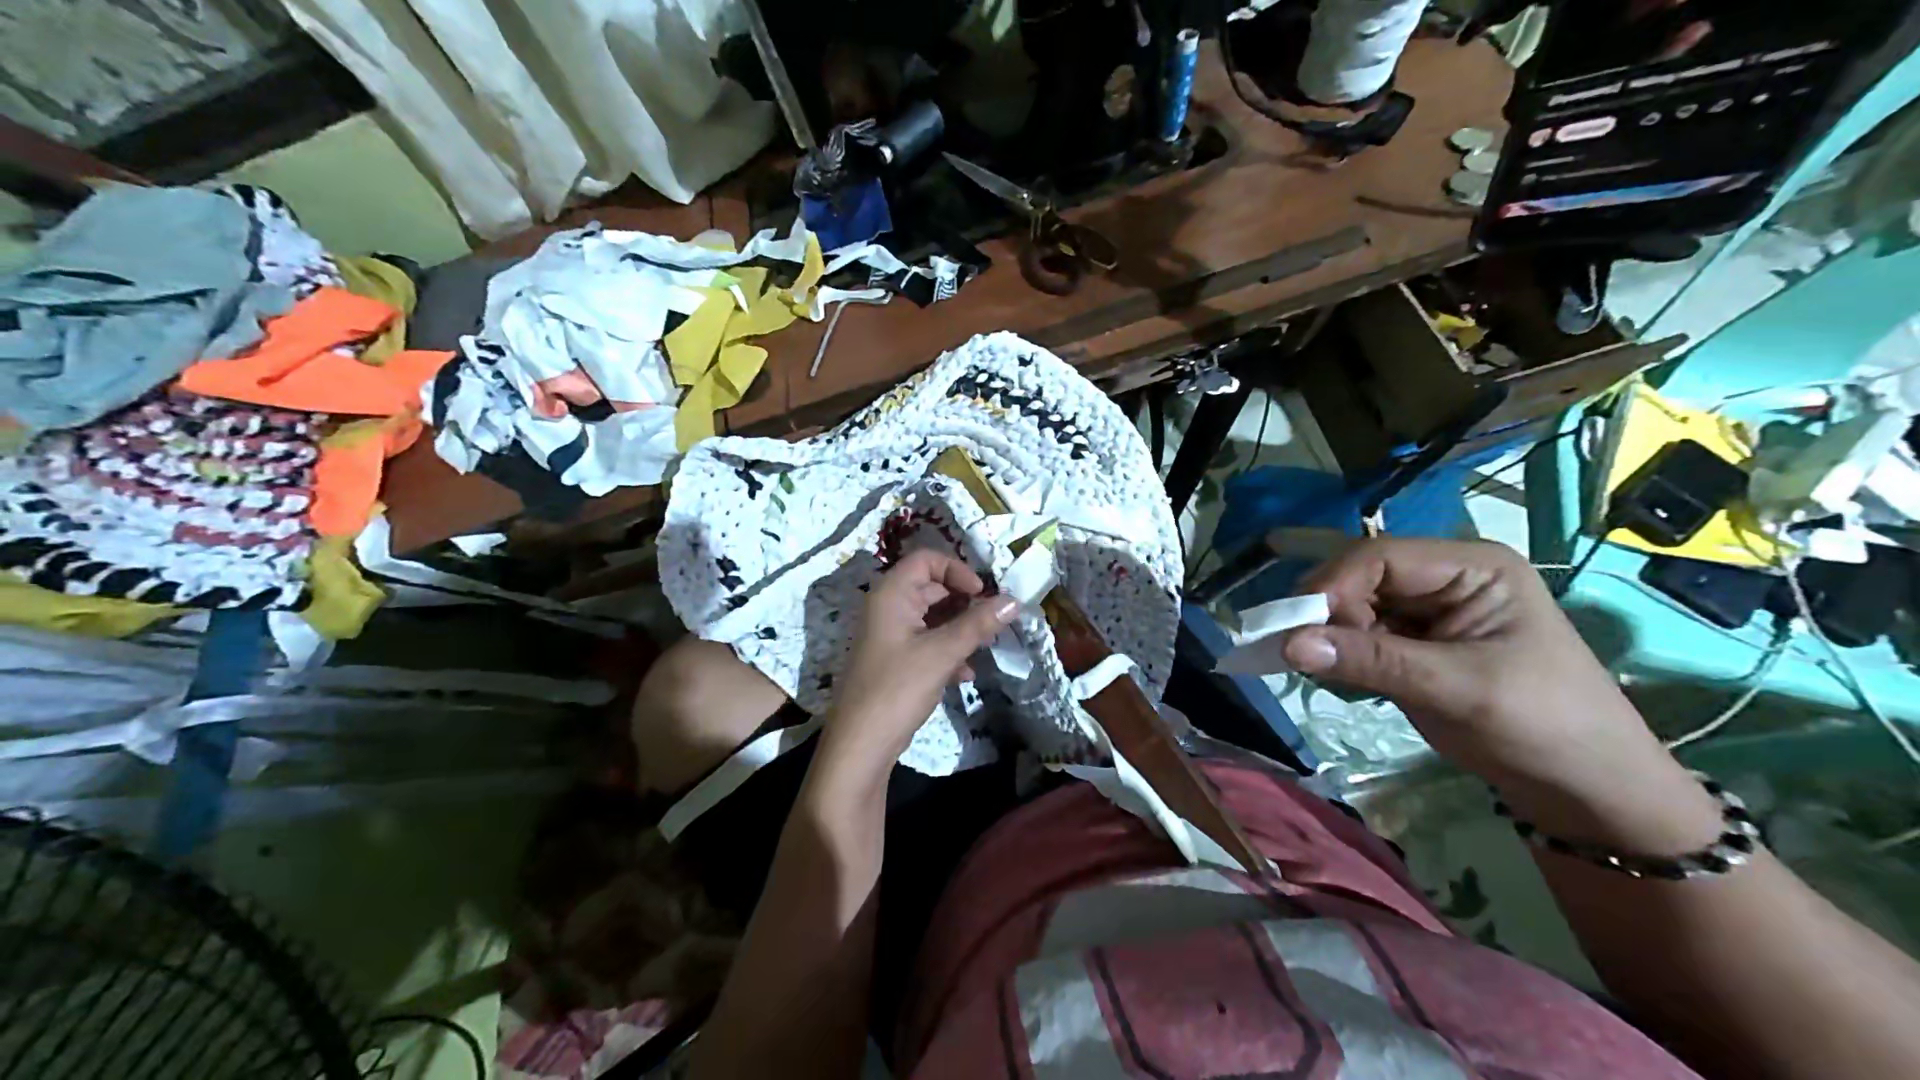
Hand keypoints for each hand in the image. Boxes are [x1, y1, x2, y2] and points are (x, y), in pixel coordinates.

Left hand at [819, 549, 1018, 776]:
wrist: (861, 744)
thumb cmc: (898, 688)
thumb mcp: (942, 653)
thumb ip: (978, 625)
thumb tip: (1014, 600)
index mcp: (892, 595)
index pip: (926, 559)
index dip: (956, 570)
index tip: (982, 593)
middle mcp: (888, 608)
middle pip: (932, 588)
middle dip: (965, 601)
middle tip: (993, 620)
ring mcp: (891, 636)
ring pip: (932, 618)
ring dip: (960, 628)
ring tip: (986, 645)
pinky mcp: (897, 662)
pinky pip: (928, 643)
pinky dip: (949, 651)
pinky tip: (966, 674)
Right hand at [1279, 538, 1682, 806]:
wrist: (1584, 789)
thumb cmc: (1543, 725)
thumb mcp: (1456, 688)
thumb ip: (1371, 661)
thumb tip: (1288, 644)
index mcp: (1472, 567)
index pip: (1379, 556)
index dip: (1333, 586)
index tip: (1296, 628)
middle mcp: (1443, 578)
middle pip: (1359, 577)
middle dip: (1327, 611)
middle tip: (1303, 652)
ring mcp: (1426, 611)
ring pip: (1350, 605)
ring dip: (1329, 633)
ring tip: (1320, 667)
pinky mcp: (1411, 643)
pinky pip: (1357, 633)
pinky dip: (1338, 651)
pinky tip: (1335, 672)